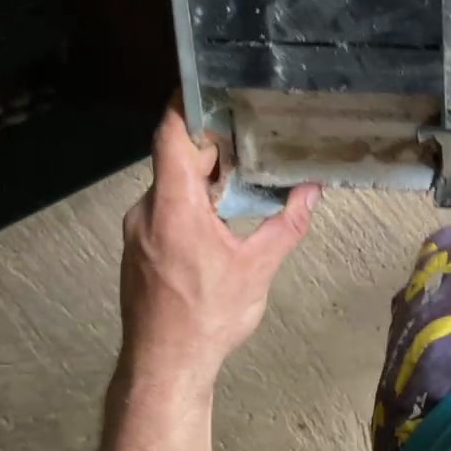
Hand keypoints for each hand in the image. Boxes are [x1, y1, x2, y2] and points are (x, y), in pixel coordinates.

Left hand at [119, 102, 319, 388]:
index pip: (170, 138)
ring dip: (204, 178)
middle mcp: (147, 212)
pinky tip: (223, 217)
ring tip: (244, 176)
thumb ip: (285, 224)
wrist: (164, 365)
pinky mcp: (141, 251)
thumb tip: (311, 192)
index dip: (184, 106)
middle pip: (174, 160)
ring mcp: (139, 233)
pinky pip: (166, 211)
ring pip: (171, 188)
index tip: (204, 85)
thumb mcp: (258, 268)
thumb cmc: (208, 316)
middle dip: (210, 145)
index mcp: (173, 207)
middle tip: (249, 134)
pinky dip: (193, 203)